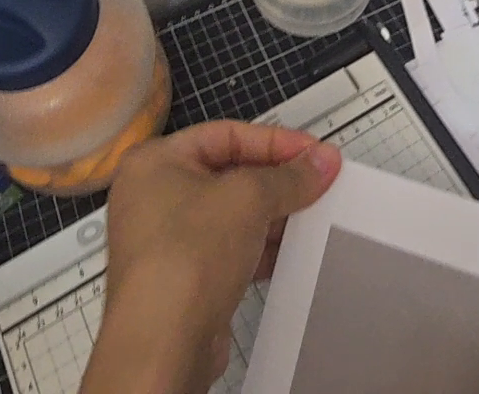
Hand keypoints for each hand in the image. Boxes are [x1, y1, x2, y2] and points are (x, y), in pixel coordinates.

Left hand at [79, 120, 341, 393]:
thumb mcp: (248, 198)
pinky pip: (229, 247)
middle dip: (277, 179)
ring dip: (273, 213)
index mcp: (156, 161)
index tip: (313, 151)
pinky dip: (260, 245)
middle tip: (319, 181)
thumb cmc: (189, 253)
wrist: (163, 344)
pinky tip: (291, 249)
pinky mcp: (183, 276)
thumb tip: (323, 160)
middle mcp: (155, 194)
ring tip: (313, 214)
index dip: (274, 140)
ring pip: (232, 213)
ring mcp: (166, 238)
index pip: (226, 134)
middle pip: (230, 172)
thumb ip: (289, 176)